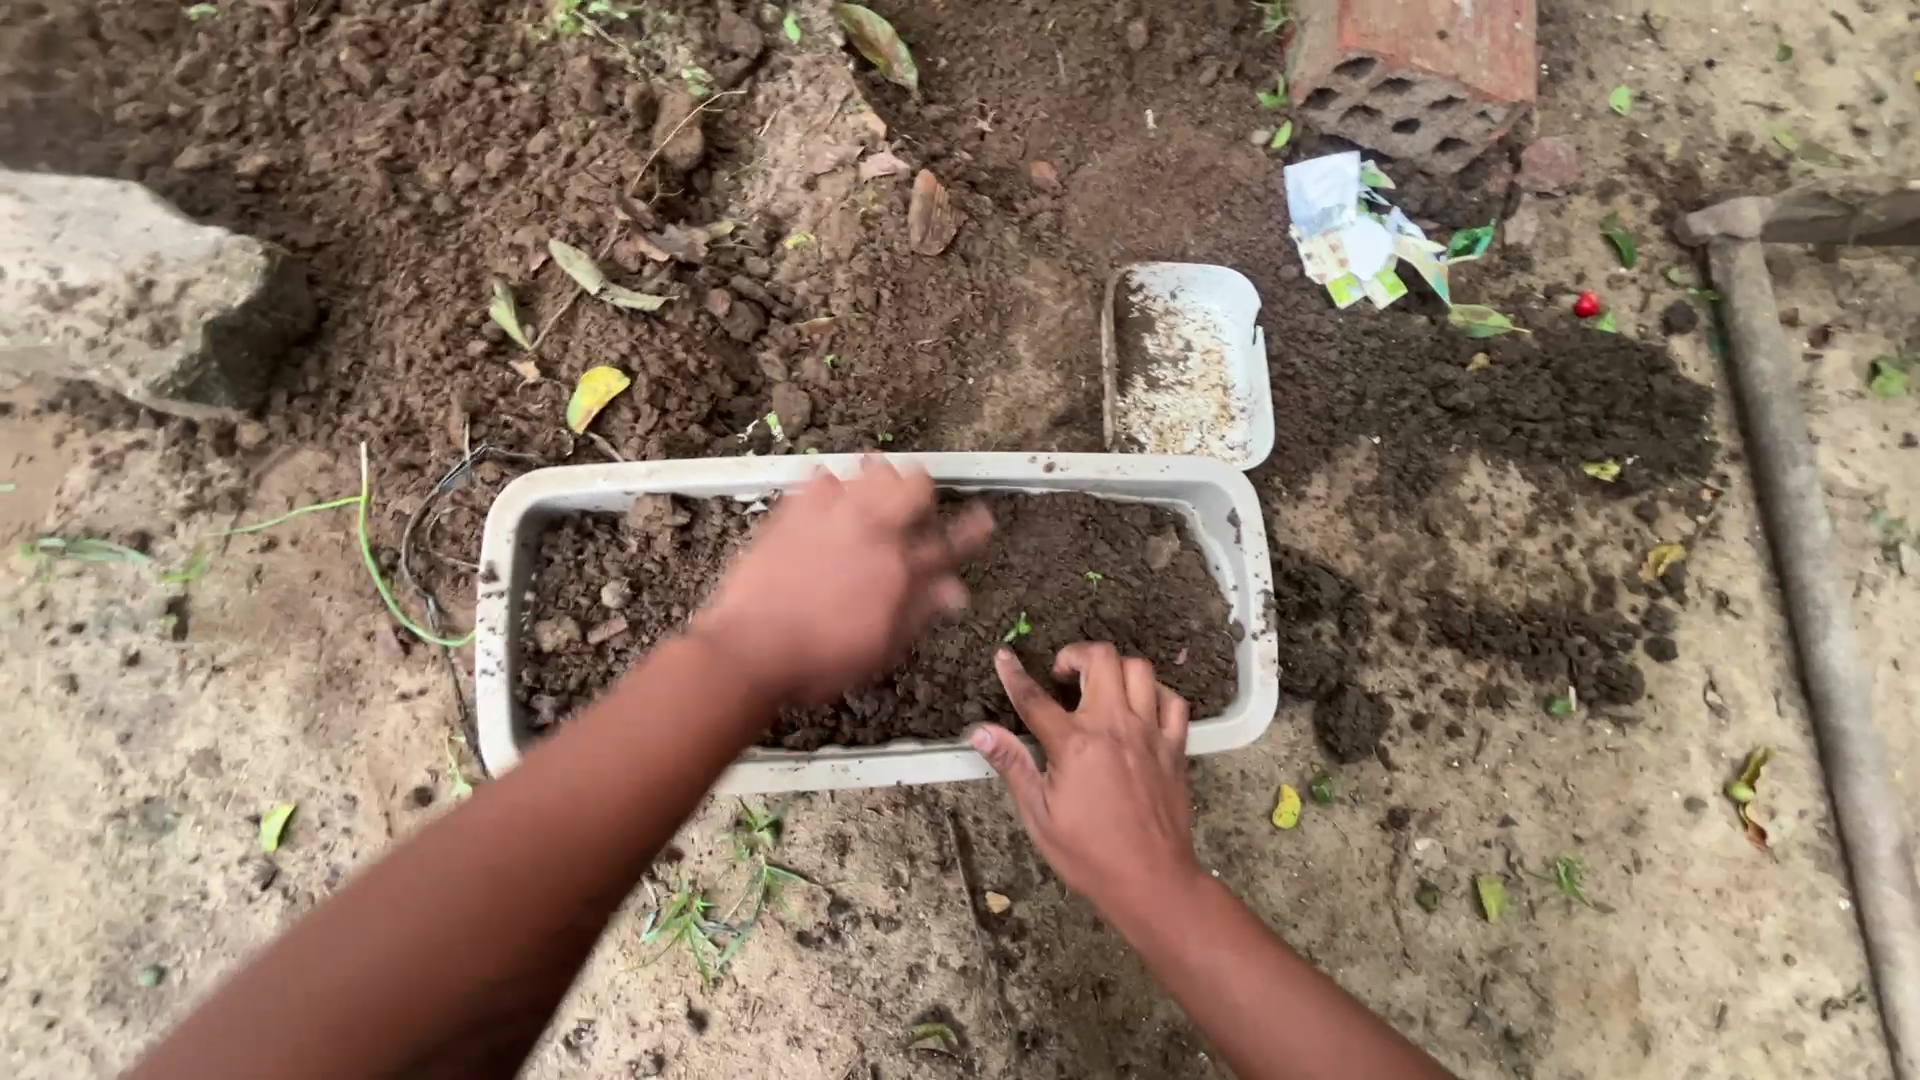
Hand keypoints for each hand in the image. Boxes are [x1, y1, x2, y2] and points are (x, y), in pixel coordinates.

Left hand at [693, 459, 992, 706]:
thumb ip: (920, 612)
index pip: (950, 543)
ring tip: (874, 489)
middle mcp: (871, 533)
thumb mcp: (881, 647)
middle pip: (913, 484)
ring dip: (879, 476)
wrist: (750, 650)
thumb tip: (955, 591)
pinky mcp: (794, 510)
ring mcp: (831, 516)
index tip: (983, 518)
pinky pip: (820, 475)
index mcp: (900, 571)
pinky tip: (828, 495)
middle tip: (915, 502)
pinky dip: (831, 482)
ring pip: (871, 469)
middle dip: (921, 488)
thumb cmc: (819, 660)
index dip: (973, 529)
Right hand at [971, 644, 1201, 914]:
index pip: (1034, 697)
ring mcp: (1149, 733)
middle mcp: (1114, 726)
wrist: (1152, 881)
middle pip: (1101, 659)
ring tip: (1099, 685)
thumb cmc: (1089, 853)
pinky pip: (1172, 701)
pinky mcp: (1174, 747)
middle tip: (1062, 674)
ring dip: (1115, 668)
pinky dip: (1156, 693)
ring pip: (1139, 669)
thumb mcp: (1039, 814)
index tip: (1004, 657)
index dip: (1014, 673)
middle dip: (1076, 654)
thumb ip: (1013, 765)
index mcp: (1075, 743)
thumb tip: (981, 732)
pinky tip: (1140, 707)